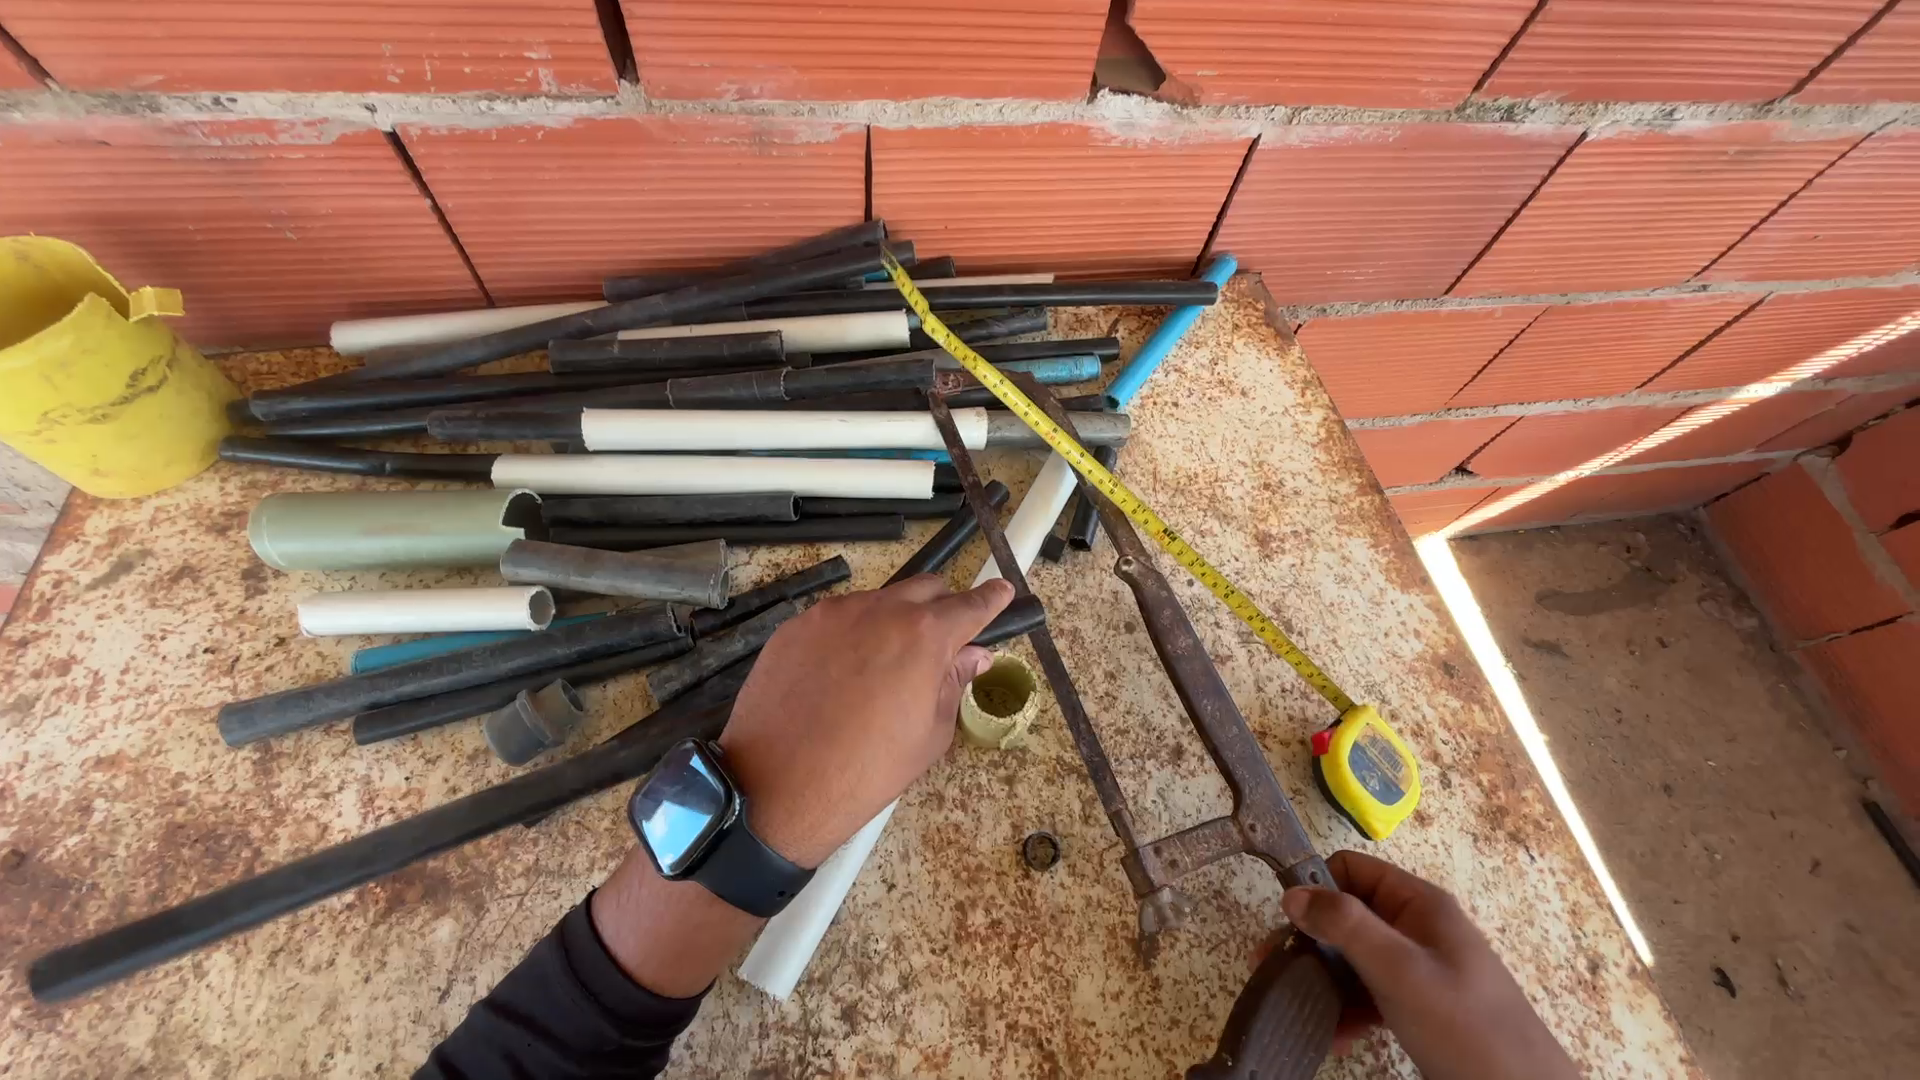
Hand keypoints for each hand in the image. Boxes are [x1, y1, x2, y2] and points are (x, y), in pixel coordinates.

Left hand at [717, 574, 1014, 866]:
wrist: (777, 786)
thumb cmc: (866, 770)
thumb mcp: (929, 734)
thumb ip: (954, 683)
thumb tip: (973, 656)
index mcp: (923, 636)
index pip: (970, 605)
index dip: (992, 599)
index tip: (1003, 591)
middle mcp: (879, 610)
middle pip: (926, 588)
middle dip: (942, 607)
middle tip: (940, 643)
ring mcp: (832, 614)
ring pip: (878, 602)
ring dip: (893, 622)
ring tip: (881, 670)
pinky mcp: (796, 626)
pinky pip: (837, 619)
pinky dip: (851, 636)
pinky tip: (840, 676)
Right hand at [1280, 851, 1577, 1079]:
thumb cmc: (1465, 1027)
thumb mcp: (1400, 970)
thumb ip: (1345, 925)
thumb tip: (1291, 893)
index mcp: (1418, 904)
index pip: (1352, 870)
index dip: (1317, 887)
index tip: (1287, 920)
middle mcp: (1416, 928)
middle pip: (1347, 915)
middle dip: (1312, 940)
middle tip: (1276, 966)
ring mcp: (1419, 969)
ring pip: (1355, 957)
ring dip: (1325, 979)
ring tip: (1296, 1002)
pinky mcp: (1420, 1007)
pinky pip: (1371, 994)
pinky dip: (1348, 1010)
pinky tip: (1330, 1034)